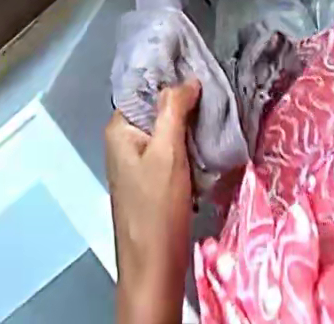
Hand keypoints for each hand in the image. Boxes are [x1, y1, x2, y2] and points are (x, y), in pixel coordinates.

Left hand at [106, 80, 199, 323]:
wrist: (154, 271)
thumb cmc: (157, 210)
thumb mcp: (167, 152)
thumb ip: (173, 110)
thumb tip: (187, 80)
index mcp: (119, 128)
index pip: (142, 86)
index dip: (167, 73)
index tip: (195, 62)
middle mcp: (124, 140)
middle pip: (154, 105)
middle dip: (182, 98)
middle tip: (212, 86)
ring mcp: (137, 160)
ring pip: (164, 128)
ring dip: (187, 122)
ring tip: (214, 108)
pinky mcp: (151, 179)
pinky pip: (169, 148)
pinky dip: (187, 143)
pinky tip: (206, 139)